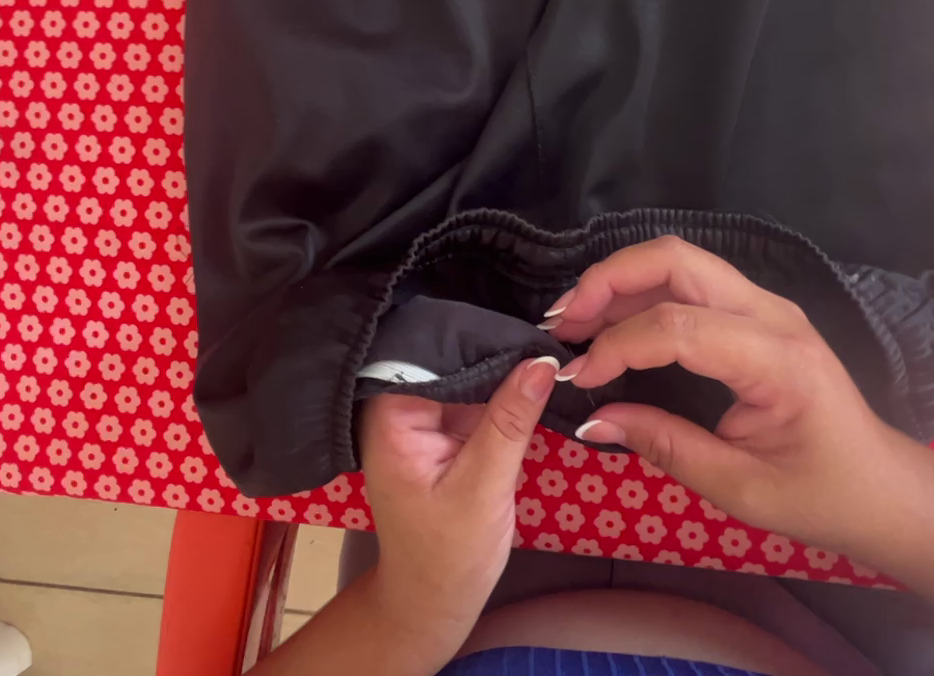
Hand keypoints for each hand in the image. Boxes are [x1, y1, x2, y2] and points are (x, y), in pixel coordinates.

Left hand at [357, 357, 558, 655]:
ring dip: (500, 368)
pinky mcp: (442, 430)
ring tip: (543, 350)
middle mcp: (397, 406)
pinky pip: (472, 397)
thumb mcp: (483, 488)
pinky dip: (499, 393)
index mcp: (389, 414)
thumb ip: (510, 421)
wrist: (433, 606)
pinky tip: (530, 377)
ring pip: (464, 375)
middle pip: (449, 359)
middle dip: (492, 349)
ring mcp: (420, 417)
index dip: (477, 335)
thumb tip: (542, 361)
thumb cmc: (448, 556)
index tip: (525, 326)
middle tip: (544, 336)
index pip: (432, 352)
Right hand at [546, 236, 919, 554]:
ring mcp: (764, 304)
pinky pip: (686, 282)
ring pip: (676, 260)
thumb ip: (664, 445)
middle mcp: (771, 312)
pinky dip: (639, 294)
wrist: (888, 488)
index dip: (615, 347)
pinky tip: (608, 323)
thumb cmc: (823, 495)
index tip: (577, 379)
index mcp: (777, 359)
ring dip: (618, 281)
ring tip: (573, 319)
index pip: (676, 327)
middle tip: (563, 321)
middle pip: (674, 259)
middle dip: (607, 280)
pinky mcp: (753, 310)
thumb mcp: (740, 488)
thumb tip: (591, 419)